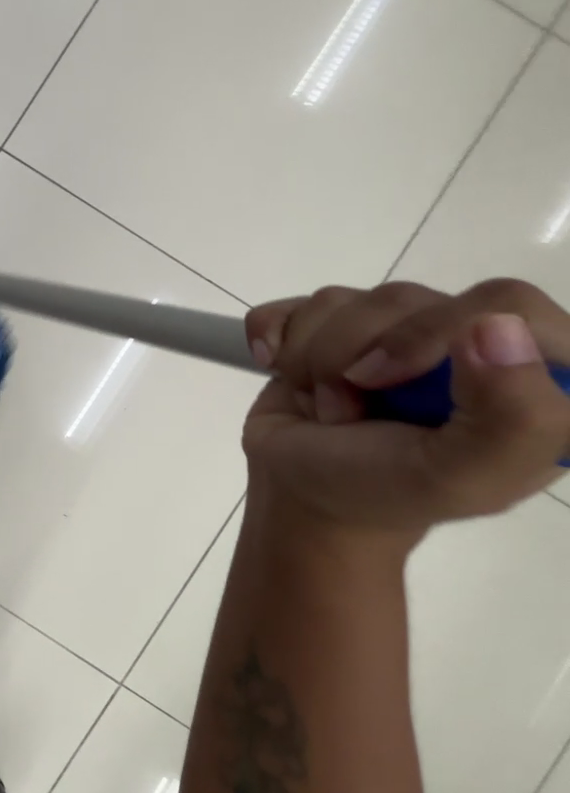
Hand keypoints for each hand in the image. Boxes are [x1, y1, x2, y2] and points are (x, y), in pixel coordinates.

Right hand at [241, 279, 569, 536]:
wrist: (297, 494)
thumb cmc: (382, 492)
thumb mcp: (461, 477)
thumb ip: (516, 417)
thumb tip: (498, 327)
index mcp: (523, 376)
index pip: (506, 305)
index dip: (436, 331)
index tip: (386, 380)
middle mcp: (460, 343)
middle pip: (402, 299)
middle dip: (351, 353)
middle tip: (348, 405)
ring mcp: (386, 332)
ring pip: (338, 301)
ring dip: (310, 361)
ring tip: (323, 405)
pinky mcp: (321, 327)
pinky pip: (288, 305)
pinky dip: (269, 338)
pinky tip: (277, 369)